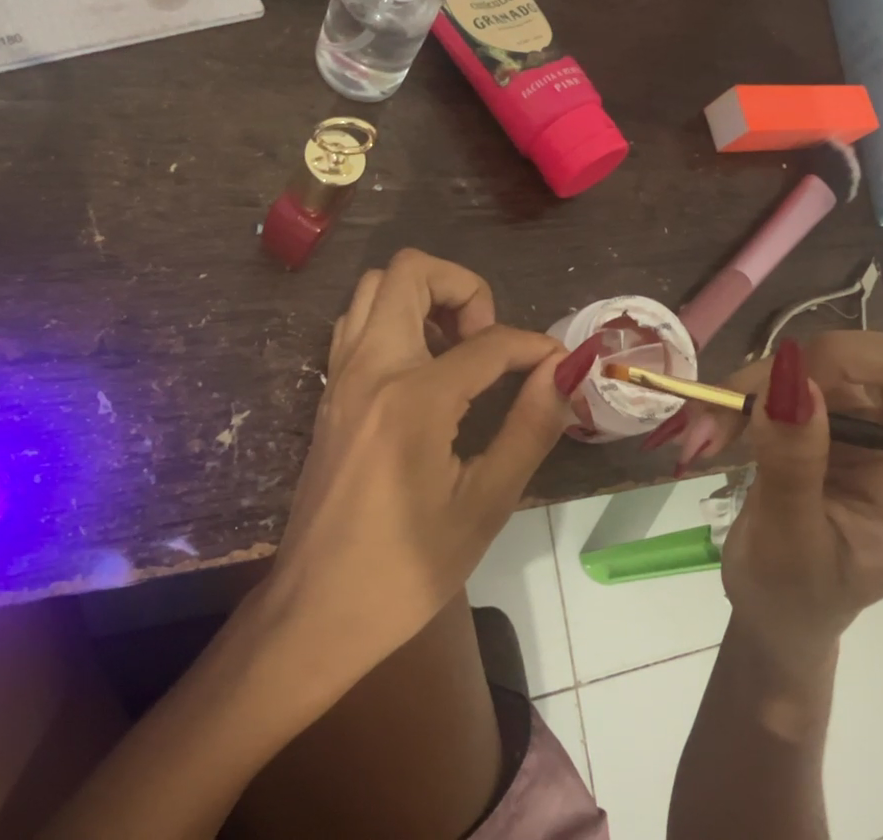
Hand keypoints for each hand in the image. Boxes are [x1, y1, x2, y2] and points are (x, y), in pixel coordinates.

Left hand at [267, 250, 570, 662]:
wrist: (317, 611)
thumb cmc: (407, 570)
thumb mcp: (484, 504)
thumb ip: (529, 427)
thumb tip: (565, 372)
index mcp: (412, 397)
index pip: (489, 341)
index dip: (535, 347)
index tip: (560, 368)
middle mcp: (368, 369)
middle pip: (410, 272)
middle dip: (464, 289)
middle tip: (490, 343)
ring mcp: (339, 379)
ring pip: (374, 290)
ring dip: (423, 300)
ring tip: (460, 352)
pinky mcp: (328, 397)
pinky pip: (356, 325)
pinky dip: (394, 322)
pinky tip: (425, 373)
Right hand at [671, 332, 882, 661]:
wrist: (766, 604)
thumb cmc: (797, 595)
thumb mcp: (792, 544)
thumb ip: (795, 466)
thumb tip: (795, 380)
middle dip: (843, 364)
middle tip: (768, 403)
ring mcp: (873, 425)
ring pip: (843, 357)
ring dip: (767, 380)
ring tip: (711, 435)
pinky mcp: (826, 411)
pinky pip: (795, 372)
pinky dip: (746, 391)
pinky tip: (709, 433)